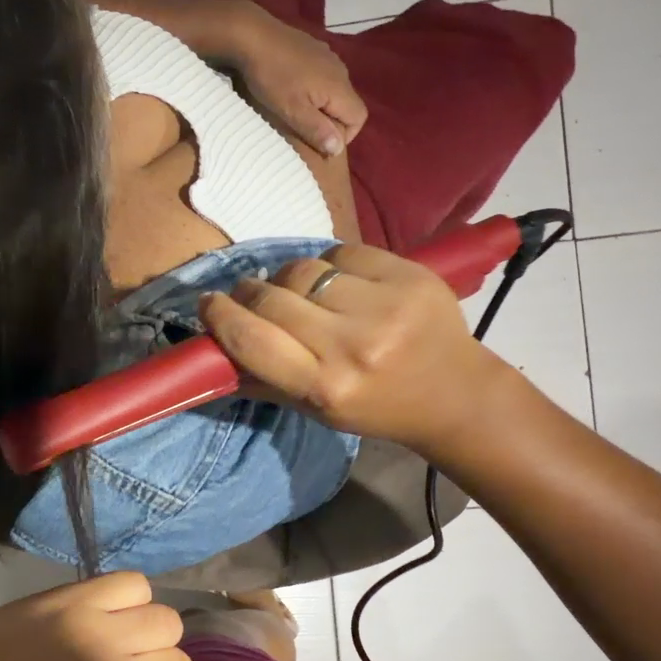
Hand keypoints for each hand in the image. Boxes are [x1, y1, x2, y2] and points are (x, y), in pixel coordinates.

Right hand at [200, 245, 514, 451]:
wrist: (453, 393)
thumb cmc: (373, 407)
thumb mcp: (313, 409)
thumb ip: (263, 379)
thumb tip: (212, 349)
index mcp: (325, 387)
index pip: (253, 341)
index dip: (221, 317)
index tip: (207, 304)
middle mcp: (352, 346)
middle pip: (273, 298)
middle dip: (249, 293)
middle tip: (246, 295)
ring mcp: (385, 307)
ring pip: (304, 269)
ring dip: (289, 278)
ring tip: (295, 291)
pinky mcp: (410, 275)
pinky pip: (343, 252)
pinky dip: (329, 264)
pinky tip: (336, 282)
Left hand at [233, 8, 366, 157]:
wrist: (254, 37)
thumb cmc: (272, 79)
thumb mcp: (293, 111)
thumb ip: (317, 130)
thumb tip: (338, 149)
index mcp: (340, 86)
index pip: (359, 118)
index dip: (344, 136)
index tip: (318, 143)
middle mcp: (341, 70)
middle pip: (348, 105)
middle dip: (330, 124)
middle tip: (303, 131)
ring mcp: (328, 58)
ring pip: (334, 93)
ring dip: (320, 109)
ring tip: (295, 114)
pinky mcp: (314, 52)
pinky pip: (323, 79)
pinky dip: (313, 93)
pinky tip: (291, 94)